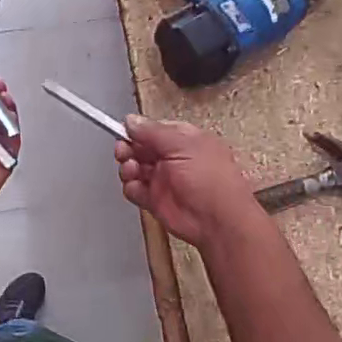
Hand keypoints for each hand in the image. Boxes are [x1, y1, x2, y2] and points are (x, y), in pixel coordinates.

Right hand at [115, 115, 262, 246]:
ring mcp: (164, 180)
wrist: (216, 220)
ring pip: (134, 168)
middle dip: (128, 148)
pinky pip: (135, 190)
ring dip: (128, 168)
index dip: (137, 131)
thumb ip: (153, 131)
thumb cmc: (213, 181)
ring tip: (131, 169)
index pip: (153, 130)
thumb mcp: (182, 144)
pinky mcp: (156, 200)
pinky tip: (136, 186)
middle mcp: (173, 159)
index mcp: (184, 140)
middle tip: (124, 151)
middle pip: (140, 149)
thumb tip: (132, 121)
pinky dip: (131, 188)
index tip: (124, 131)